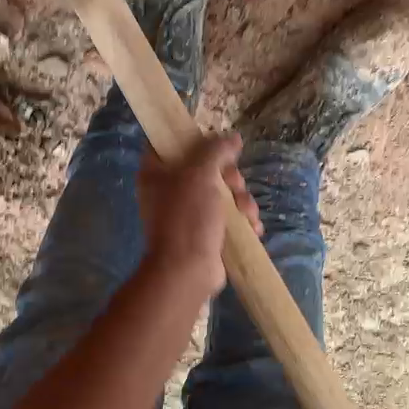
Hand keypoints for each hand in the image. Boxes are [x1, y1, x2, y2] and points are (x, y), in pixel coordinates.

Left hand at [136, 133, 262, 291]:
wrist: (188, 271)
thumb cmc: (187, 218)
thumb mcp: (200, 174)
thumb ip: (216, 150)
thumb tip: (233, 138)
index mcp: (156, 172)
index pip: (170, 143)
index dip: (194, 138)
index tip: (216, 143)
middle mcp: (170, 190)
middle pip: (207, 167)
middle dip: (230, 177)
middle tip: (234, 187)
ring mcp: (189, 213)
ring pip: (223, 192)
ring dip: (241, 201)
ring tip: (246, 215)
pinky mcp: (206, 232)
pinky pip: (229, 216)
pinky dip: (242, 220)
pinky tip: (252, 228)